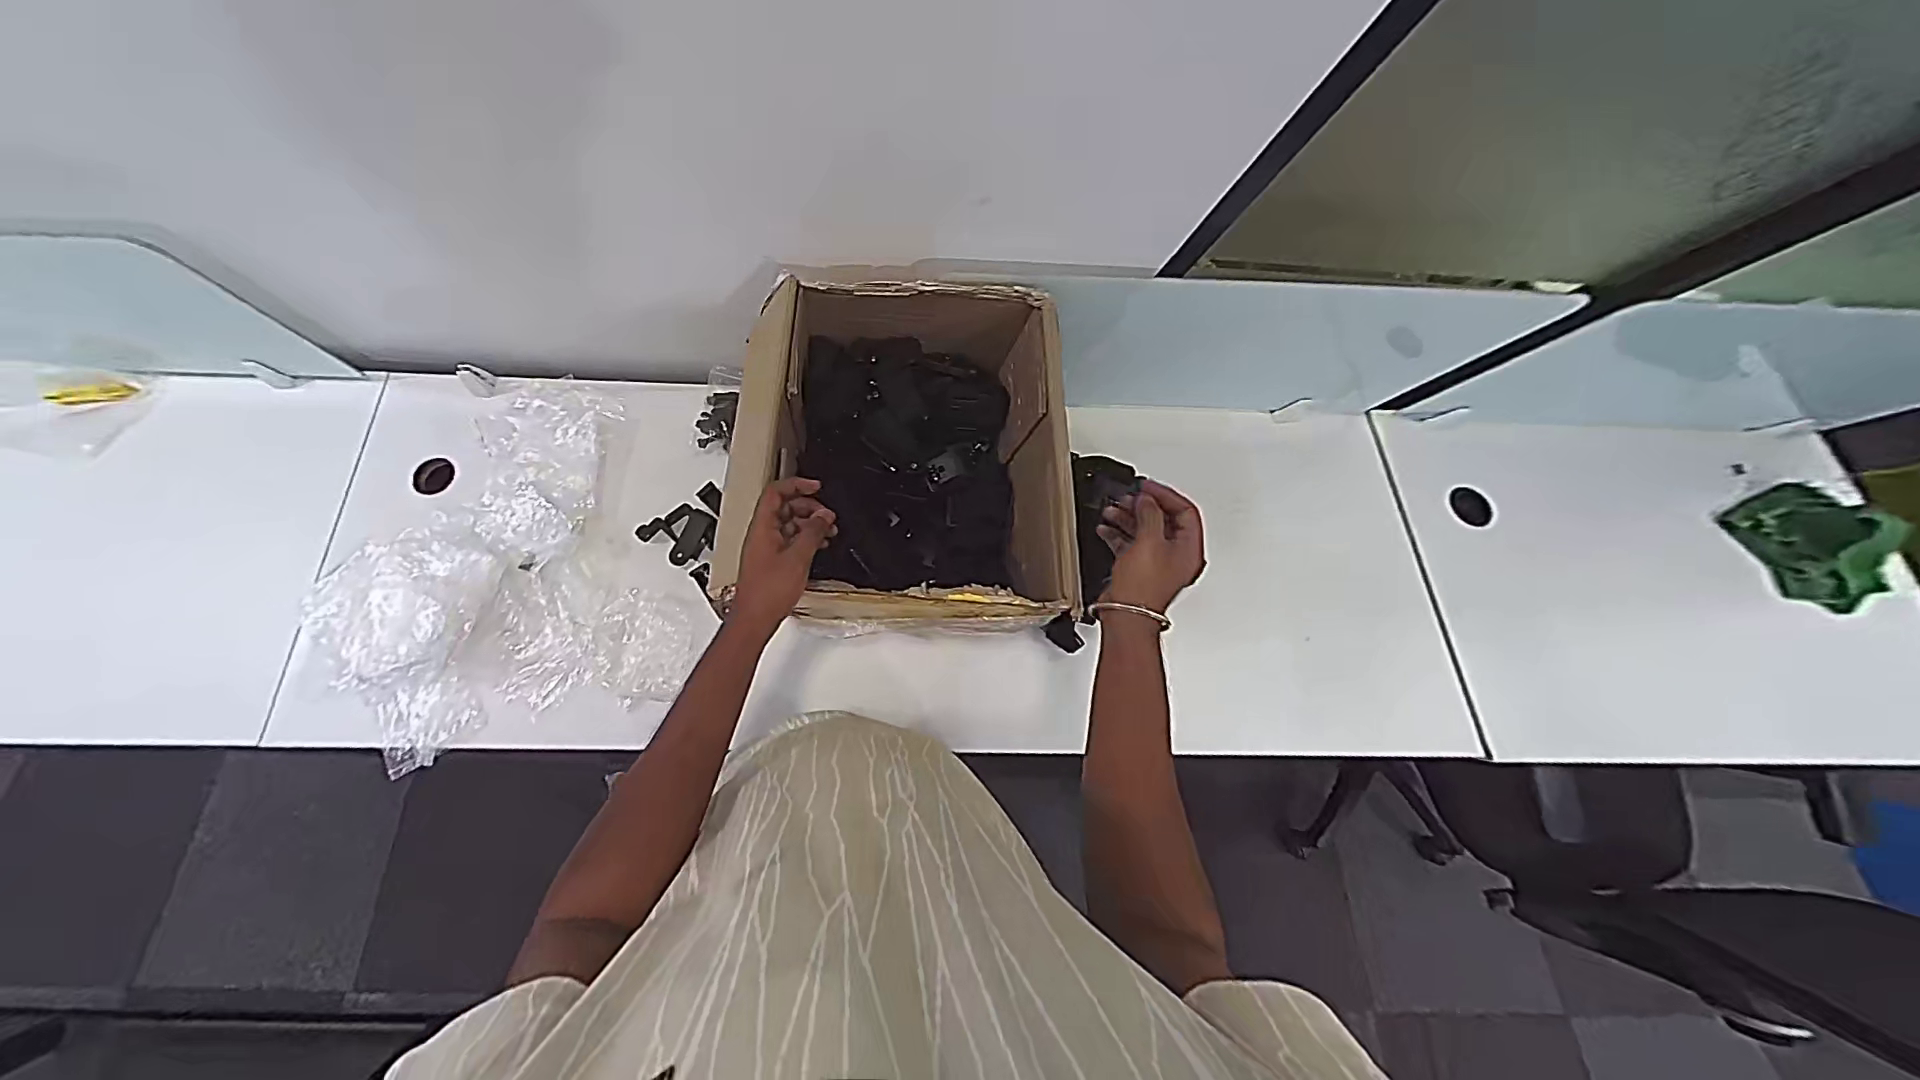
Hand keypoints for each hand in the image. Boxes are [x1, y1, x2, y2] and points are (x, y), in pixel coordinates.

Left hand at [729, 477, 836, 634]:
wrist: (755, 618)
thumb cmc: (767, 593)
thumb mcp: (798, 557)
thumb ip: (812, 533)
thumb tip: (823, 517)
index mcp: (762, 528)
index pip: (775, 492)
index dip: (796, 485)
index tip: (815, 487)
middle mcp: (761, 534)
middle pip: (784, 507)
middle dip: (808, 507)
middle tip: (826, 515)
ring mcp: (765, 547)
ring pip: (788, 523)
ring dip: (809, 523)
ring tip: (827, 530)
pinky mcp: (771, 560)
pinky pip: (789, 539)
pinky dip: (804, 537)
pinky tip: (817, 545)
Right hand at [1097, 478, 1204, 614]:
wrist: (1125, 614)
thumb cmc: (1142, 588)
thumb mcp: (1149, 541)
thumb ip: (1150, 514)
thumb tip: (1147, 500)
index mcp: (1188, 549)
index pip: (1185, 511)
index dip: (1166, 495)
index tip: (1149, 487)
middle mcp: (1176, 555)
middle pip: (1164, 520)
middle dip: (1144, 506)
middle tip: (1130, 497)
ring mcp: (1157, 562)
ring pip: (1145, 530)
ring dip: (1129, 518)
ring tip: (1114, 510)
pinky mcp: (1139, 568)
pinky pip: (1131, 543)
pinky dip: (1119, 533)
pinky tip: (1107, 528)